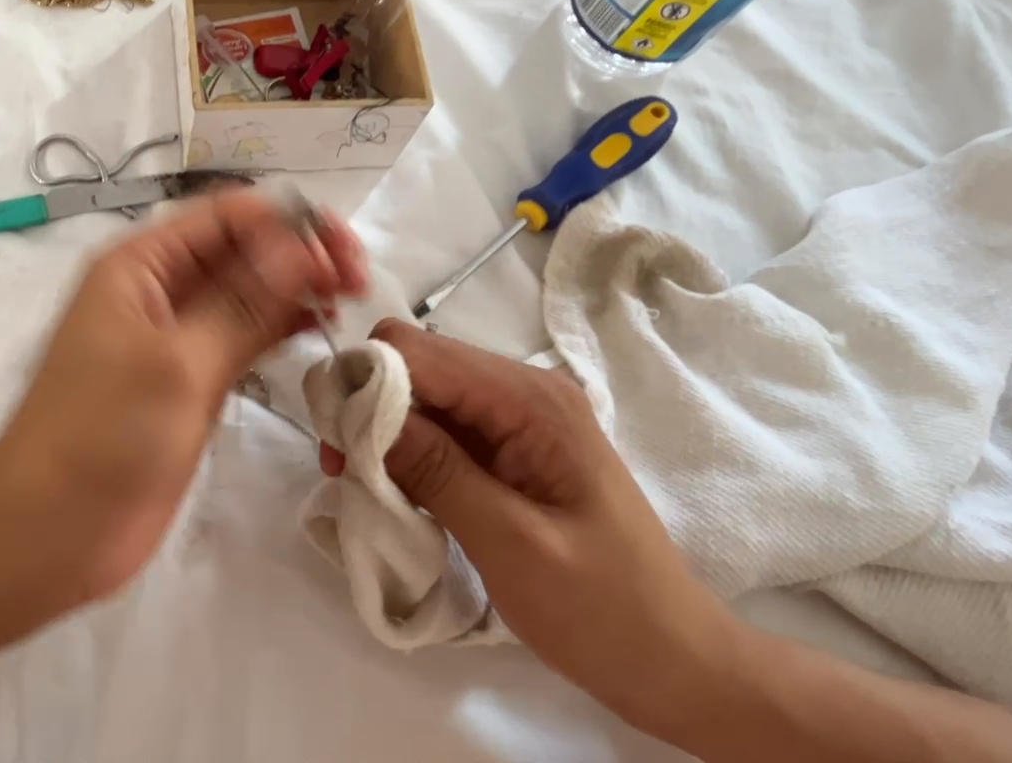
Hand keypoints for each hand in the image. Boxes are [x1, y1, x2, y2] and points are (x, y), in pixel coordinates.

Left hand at [0, 190, 366, 604]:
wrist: (53, 531)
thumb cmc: (102, 437)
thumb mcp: (176, 363)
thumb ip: (242, 303)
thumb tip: (301, 244)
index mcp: (138, 265)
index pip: (224, 216)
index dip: (286, 222)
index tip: (343, 251)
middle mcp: (158, 289)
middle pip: (240, 248)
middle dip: (297, 252)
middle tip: (358, 278)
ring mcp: (177, 336)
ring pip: (247, 292)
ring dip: (296, 287)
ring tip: (352, 297)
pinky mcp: (193, 379)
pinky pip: (244, 335)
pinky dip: (281, 326)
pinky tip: (321, 327)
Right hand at [324, 319, 738, 725]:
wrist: (675, 661)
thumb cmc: (602, 610)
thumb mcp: (511, 544)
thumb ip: (436, 470)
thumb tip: (360, 409)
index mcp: (530, 401)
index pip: (417, 350)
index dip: (365, 381)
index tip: (336, 441)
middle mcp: (522, 391)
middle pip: (415, 362)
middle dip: (367, 404)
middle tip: (344, 468)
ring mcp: (517, 418)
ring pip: (420, 393)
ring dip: (383, 430)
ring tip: (366, 485)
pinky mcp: (509, 447)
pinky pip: (439, 426)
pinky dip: (407, 451)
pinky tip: (399, 491)